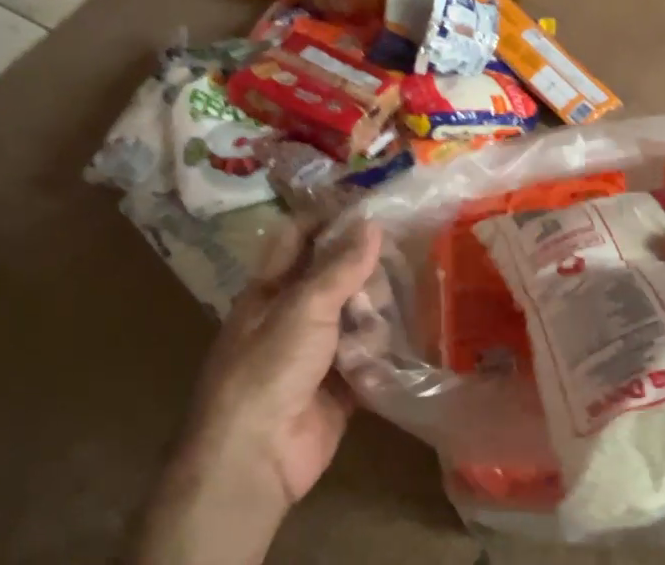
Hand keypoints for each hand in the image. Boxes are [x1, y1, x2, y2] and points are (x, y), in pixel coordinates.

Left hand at [190, 219, 383, 502]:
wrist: (255, 457)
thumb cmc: (269, 368)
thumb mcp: (303, 307)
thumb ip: (340, 267)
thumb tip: (372, 223)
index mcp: (270, 290)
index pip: (298, 238)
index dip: (329, 219)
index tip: (373, 207)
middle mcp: (291, 316)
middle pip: (333, 278)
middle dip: (365, 269)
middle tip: (404, 255)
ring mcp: (314, 354)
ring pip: (353, 318)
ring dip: (376, 313)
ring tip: (408, 300)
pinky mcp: (337, 389)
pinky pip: (367, 361)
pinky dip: (383, 353)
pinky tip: (409, 340)